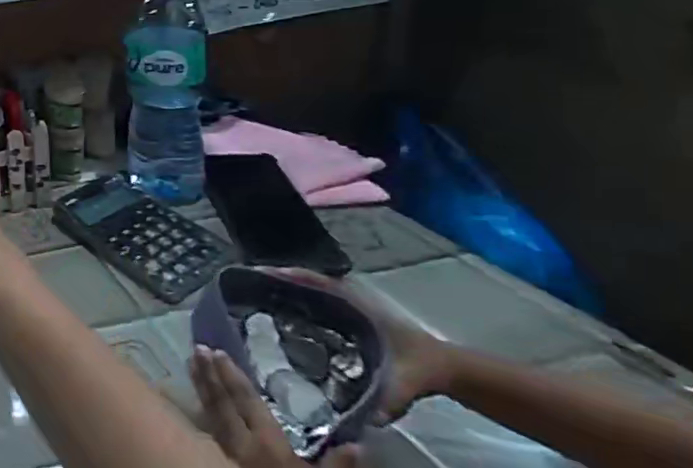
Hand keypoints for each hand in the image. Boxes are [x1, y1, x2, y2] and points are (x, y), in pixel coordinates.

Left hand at [188, 347, 360, 467]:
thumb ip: (336, 466)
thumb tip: (357, 446)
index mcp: (269, 446)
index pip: (248, 403)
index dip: (233, 377)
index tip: (218, 352)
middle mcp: (243, 446)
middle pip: (223, 404)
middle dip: (210, 375)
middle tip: (197, 347)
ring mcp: (226, 456)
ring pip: (210, 415)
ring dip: (200, 388)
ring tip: (190, 363)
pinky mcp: (214, 462)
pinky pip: (205, 434)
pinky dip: (197, 414)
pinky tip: (191, 400)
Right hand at [270, 269, 459, 423]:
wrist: (444, 367)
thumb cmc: (422, 365)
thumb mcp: (406, 381)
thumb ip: (389, 399)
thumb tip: (364, 420)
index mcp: (357, 301)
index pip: (316, 280)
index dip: (288, 275)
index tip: (260, 273)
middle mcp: (347, 296)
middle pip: (306, 281)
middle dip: (278, 280)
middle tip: (248, 286)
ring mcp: (346, 304)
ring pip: (309, 290)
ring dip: (285, 290)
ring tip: (256, 297)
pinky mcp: (347, 316)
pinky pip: (315, 302)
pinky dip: (297, 303)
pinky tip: (282, 317)